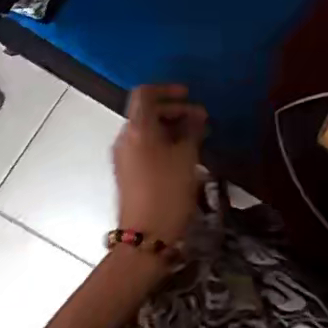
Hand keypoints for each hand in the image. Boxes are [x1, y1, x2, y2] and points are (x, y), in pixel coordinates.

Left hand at [112, 85, 207, 244]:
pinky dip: (165, 143)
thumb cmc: (168, 191)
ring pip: (148, 130)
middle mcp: (125, 138)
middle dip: (176, 111)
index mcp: (136, 128)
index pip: (145, 93)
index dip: (167, 89)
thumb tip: (197, 114)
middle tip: (203, 120)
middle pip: (148, 111)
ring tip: (199, 138)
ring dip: (173, 128)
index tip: (190, 95)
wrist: (146, 238)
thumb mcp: (187, 157)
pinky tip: (185, 155)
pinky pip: (146, 146)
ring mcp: (124, 156)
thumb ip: (192, 130)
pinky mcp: (128, 173)